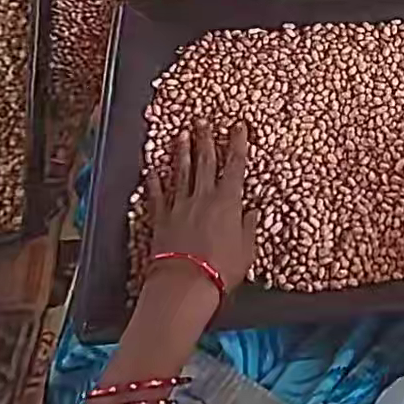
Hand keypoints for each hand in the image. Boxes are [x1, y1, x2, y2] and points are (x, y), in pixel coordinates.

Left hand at [145, 122, 258, 304]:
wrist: (186, 283)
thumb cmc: (222, 267)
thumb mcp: (247, 248)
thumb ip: (249, 226)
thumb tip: (253, 211)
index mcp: (228, 201)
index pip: (235, 165)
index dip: (238, 144)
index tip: (238, 127)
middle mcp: (204, 197)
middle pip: (206, 162)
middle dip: (206, 139)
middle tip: (203, 121)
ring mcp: (180, 206)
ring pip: (181, 173)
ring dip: (182, 152)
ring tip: (182, 135)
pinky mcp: (162, 219)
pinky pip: (157, 195)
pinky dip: (154, 181)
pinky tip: (151, 169)